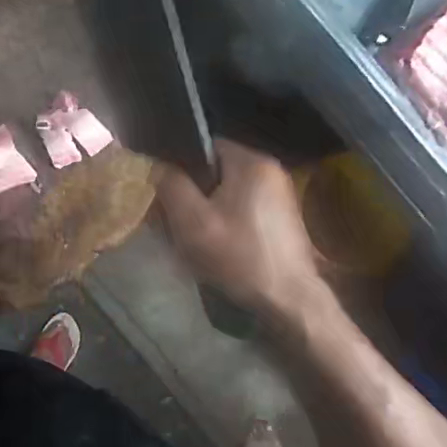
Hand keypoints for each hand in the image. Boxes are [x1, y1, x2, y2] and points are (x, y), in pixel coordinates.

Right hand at [156, 140, 323, 317]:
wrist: (289, 299)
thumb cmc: (240, 257)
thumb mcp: (193, 222)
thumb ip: (171, 186)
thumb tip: (158, 165)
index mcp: (251, 161)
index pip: (204, 146)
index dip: (179, 167)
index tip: (166, 194)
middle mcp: (271, 169)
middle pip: (216, 171)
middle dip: (193, 194)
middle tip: (175, 222)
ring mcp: (280, 193)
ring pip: (229, 192)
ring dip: (209, 212)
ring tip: (196, 239)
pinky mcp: (283, 217)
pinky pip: (244, 209)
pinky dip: (228, 223)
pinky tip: (220, 248)